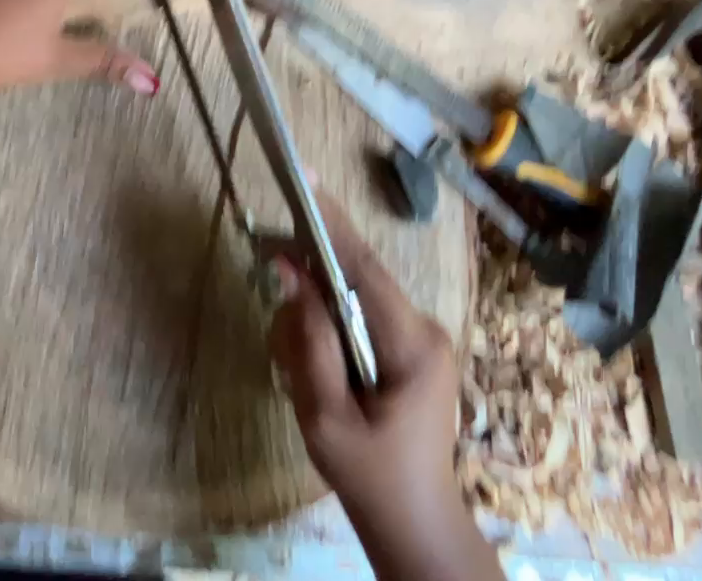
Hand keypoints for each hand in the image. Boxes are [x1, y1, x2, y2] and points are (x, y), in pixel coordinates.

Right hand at [267, 196, 460, 515]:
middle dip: (307, 286)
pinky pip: (355, 320)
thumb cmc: (369, 476)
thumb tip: (290, 273)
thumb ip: (308, 339)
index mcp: (411, 343)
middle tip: (279, 320)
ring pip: (350, 299)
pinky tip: (316, 377)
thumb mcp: (324, 413)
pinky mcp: (406, 348)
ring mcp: (417, 338)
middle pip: (354, 278)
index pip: (363, 266)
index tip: (303, 179)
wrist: (415, 523)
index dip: (331, 221)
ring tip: (303, 380)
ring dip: (313, 324)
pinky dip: (326, 334)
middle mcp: (422, 328)